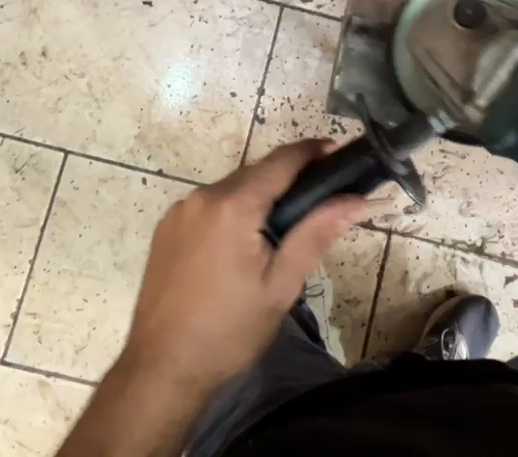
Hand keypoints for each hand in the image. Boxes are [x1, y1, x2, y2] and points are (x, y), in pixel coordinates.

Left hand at [120, 139, 368, 393]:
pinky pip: (209, 206)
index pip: (280, 161)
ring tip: (281, 231)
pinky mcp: (166, 228)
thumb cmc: (229, 330)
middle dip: (287, 180)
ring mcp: (180, 210)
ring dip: (258, 198)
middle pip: (255, 173)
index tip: (336, 150)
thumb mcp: (281, 285)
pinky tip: (241, 245)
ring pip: (231, 189)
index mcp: (233, 205)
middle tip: (317, 202)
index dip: (310, 151)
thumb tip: (355, 200)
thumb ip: (316, 234)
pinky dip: (232, 212)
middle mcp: (203, 196)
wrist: (162, 367)